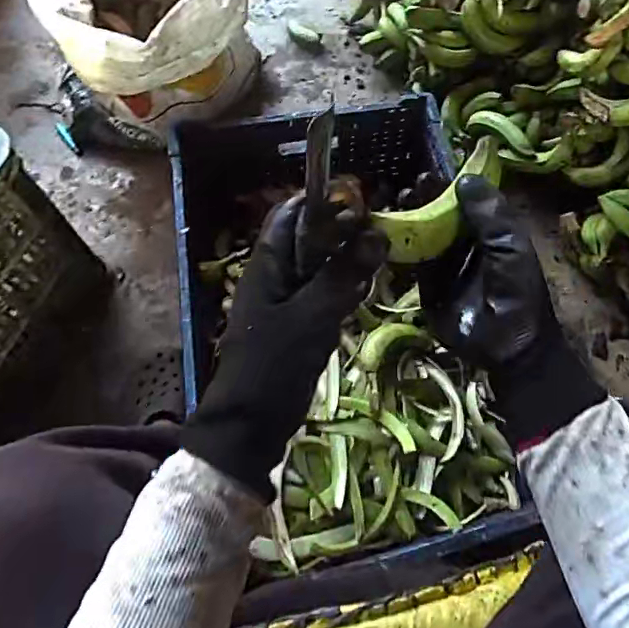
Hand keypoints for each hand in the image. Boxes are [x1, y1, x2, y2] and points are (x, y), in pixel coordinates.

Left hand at [184, 196, 385, 499]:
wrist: (251, 426)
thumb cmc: (274, 365)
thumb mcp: (312, 315)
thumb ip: (343, 274)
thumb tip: (377, 234)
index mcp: (268, 265)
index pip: (290, 214)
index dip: (322, 201)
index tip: (360, 200)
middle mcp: (276, 276)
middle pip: (310, 238)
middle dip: (343, 233)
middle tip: (377, 235)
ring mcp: (287, 300)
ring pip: (321, 267)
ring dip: (347, 262)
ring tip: (375, 263)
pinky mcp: (299, 323)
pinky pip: (325, 294)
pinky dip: (344, 290)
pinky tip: (363, 294)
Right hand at [417, 176, 602, 448]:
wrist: (509, 344)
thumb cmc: (518, 291)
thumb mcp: (511, 247)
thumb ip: (490, 215)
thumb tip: (465, 179)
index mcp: (491, 230)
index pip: (468, 200)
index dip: (451, 184)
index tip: (433, 169)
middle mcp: (467, 242)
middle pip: (442, 212)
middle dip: (427, 197)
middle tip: (413, 183)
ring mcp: (447, 263)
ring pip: (425, 232)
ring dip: (412, 215)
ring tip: (400, 198)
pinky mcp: (428, 283)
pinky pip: (413, 259)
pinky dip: (401, 243)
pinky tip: (389, 227)